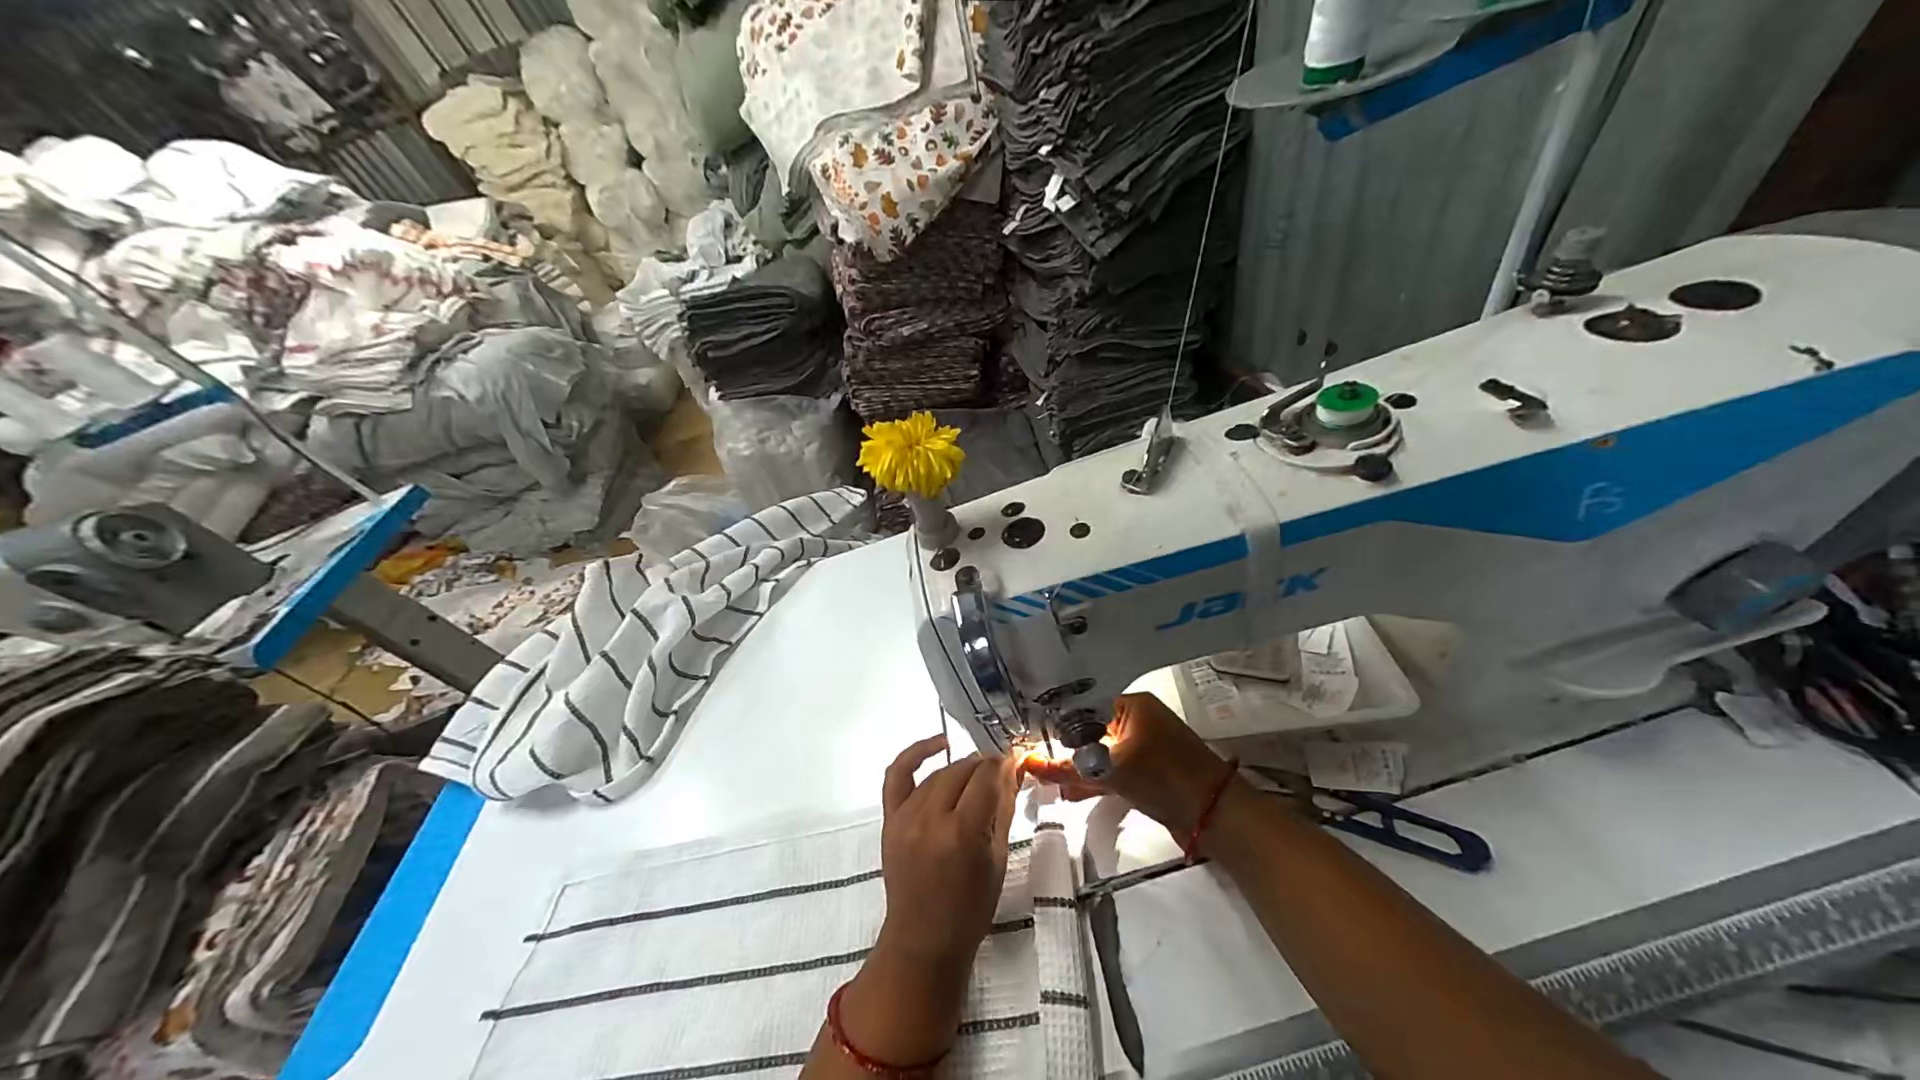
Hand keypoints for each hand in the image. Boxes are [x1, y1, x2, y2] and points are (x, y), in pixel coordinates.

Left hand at [836, 736, 1021, 1064]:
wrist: (923, 940)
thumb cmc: (969, 909)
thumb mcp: (997, 859)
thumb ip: (1002, 808)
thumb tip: (1013, 770)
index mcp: (961, 833)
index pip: (986, 778)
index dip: (1004, 764)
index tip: (1016, 760)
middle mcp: (930, 819)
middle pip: (962, 771)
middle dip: (985, 766)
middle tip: (1002, 771)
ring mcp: (905, 817)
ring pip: (937, 773)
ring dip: (960, 767)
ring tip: (978, 772)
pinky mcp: (889, 820)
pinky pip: (897, 774)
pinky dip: (916, 753)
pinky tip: (939, 744)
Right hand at [1027, 692, 1230, 832]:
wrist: (1215, 815)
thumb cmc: (1165, 776)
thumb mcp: (1111, 769)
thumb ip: (1067, 768)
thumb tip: (1029, 763)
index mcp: (1133, 706)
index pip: (1085, 708)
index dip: (1058, 725)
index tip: (1034, 740)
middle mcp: (1139, 722)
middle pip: (1091, 732)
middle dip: (1066, 751)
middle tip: (1038, 764)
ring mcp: (1146, 748)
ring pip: (1102, 755)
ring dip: (1079, 770)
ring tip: (1050, 783)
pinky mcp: (1150, 773)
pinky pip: (1115, 772)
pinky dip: (1096, 782)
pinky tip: (1073, 792)